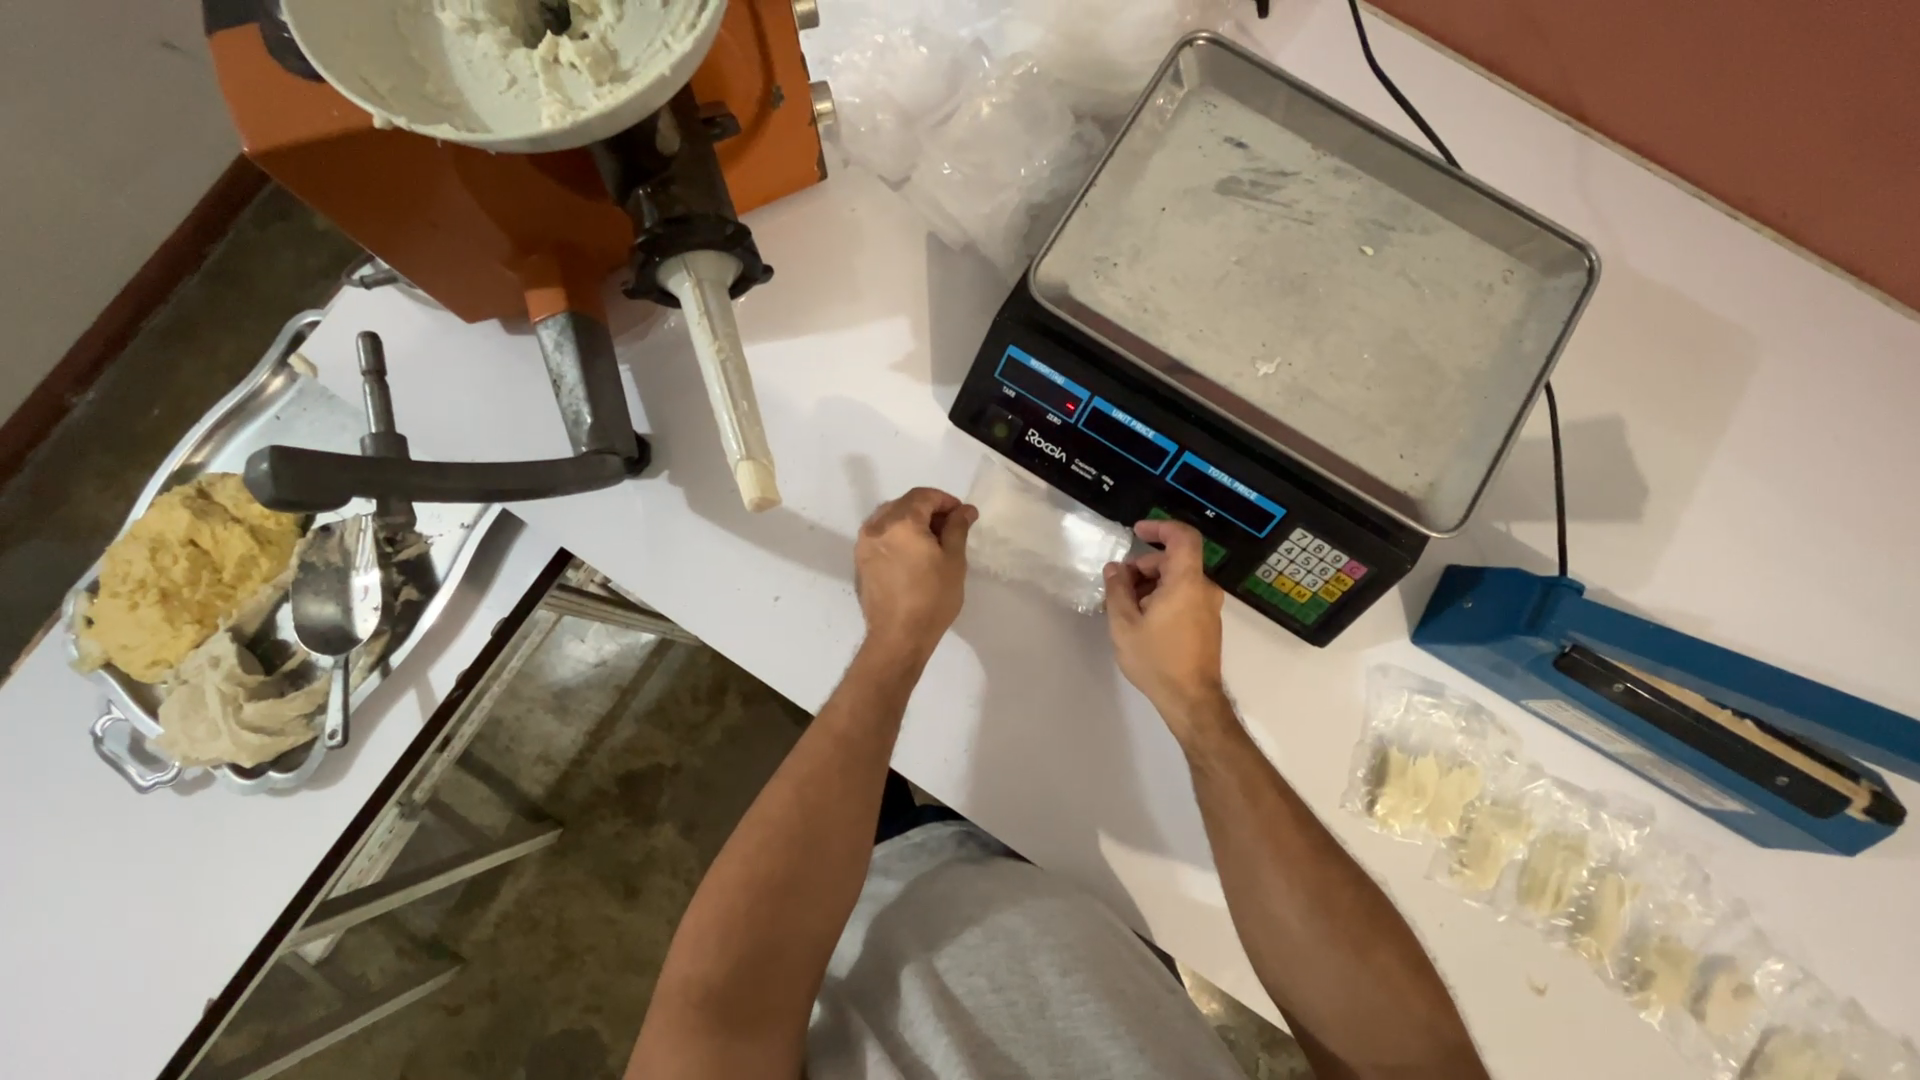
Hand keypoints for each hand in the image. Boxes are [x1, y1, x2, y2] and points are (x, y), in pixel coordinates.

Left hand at [855, 487, 976, 664]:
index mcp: (900, 522)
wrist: (898, 637)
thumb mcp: (953, 561)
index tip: (962, 516)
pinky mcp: (860, 562)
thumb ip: (957, 528)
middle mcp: (876, 527)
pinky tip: (912, 556)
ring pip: (889, 519)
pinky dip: (897, 536)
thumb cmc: (932, 598)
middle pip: (904, 504)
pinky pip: (880, 536)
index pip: (923, 496)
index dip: (945, 500)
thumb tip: (964, 510)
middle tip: (950, 528)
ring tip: (932, 542)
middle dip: (929, 510)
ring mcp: (864, 545)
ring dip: (911, 522)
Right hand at [1105, 519, 1228, 743]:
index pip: (1183, 537)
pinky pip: (1184, 596)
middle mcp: (1203, 589)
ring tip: (1126, 607)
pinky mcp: (1208, 623)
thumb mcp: (1124, 624)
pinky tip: (1143, 619)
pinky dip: (1163, 597)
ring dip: (1151, 584)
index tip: (1137, 532)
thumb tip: (1116, 568)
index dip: (1160, 527)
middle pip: (1174, 560)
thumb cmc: (1156, 660)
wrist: (1191, 700)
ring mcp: (1209, 606)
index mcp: (1186, 582)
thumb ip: (1118, 590)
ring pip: (1178, 579)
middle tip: (1118, 586)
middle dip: (1144, 566)